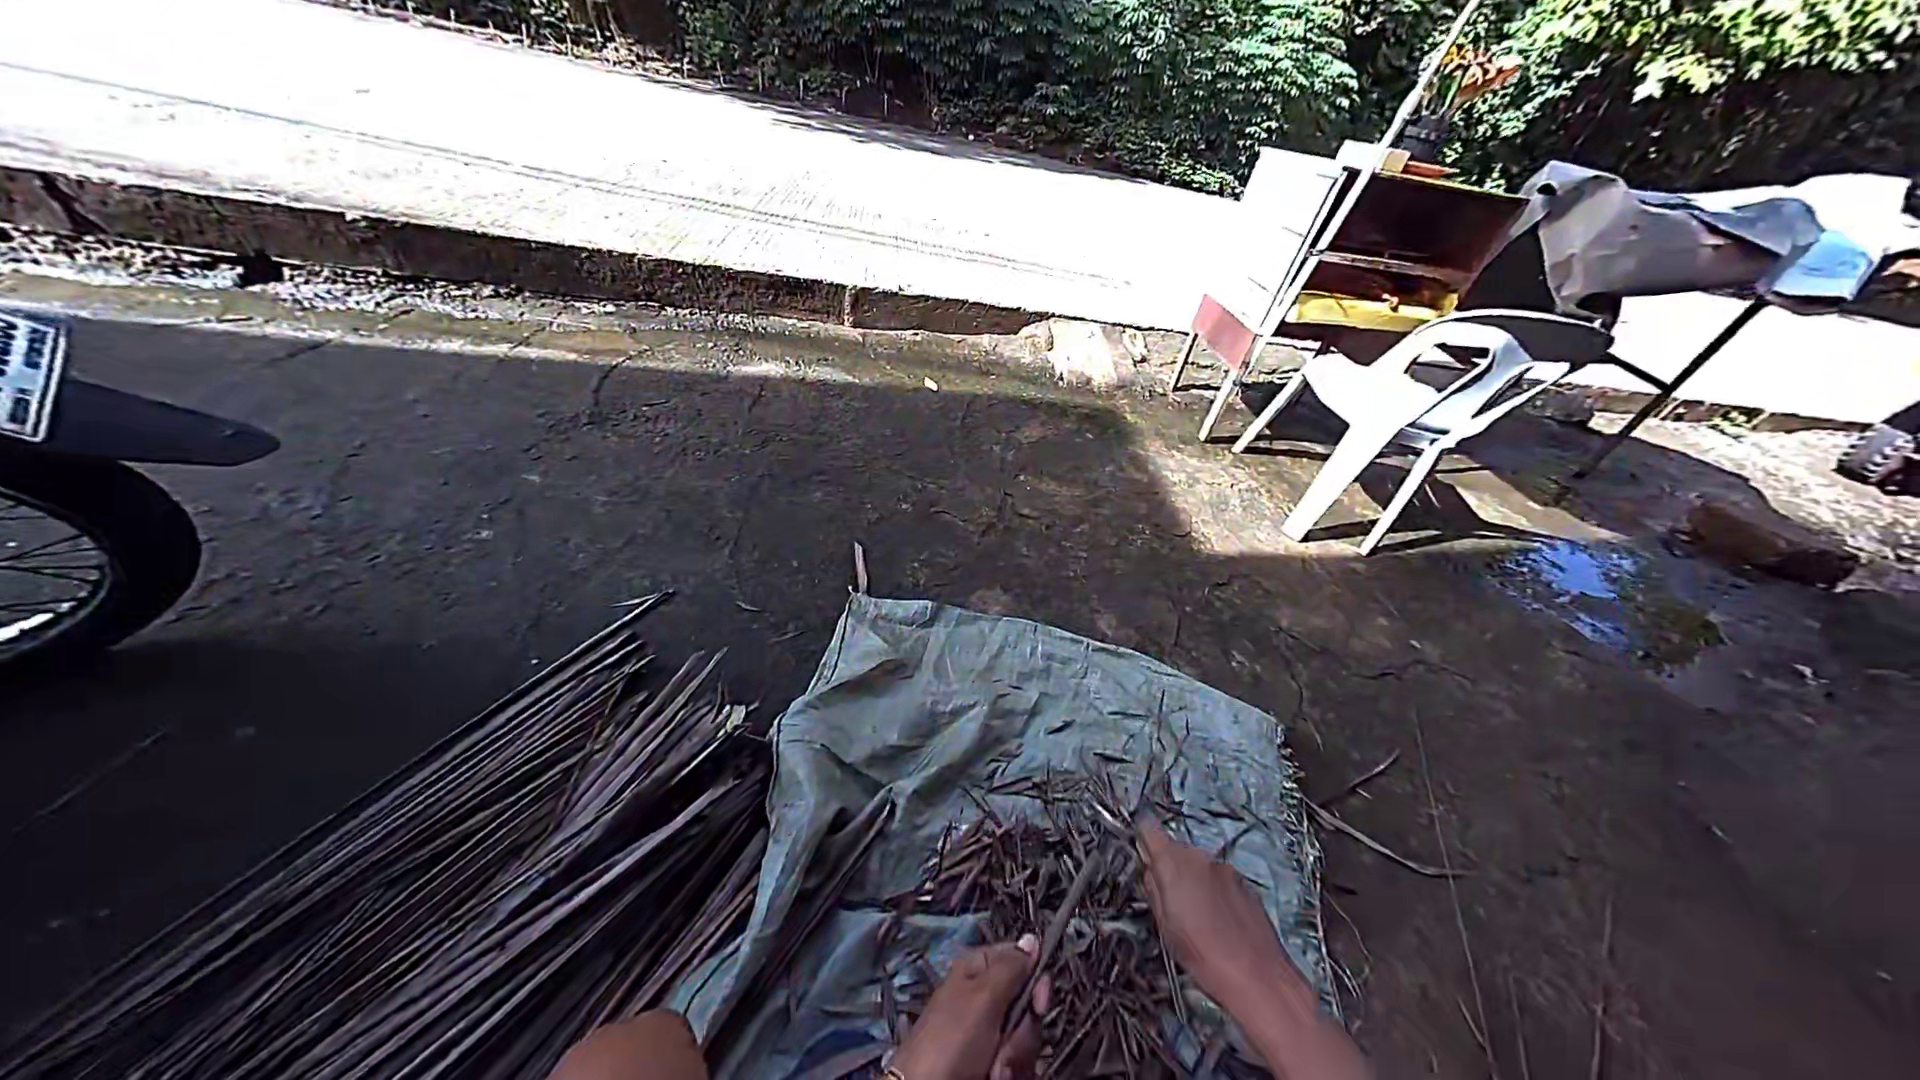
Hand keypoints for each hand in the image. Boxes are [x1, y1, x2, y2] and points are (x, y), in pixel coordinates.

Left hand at [891, 934, 1052, 1079]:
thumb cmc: (951, 1040)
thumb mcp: (982, 996)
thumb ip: (1011, 967)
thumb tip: (1032, 938)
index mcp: (980, 971)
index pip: (1022, 961)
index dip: (1036, 980)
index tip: (1038, 1001)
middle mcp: (988, 999)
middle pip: (1030, 1005)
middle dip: (1023, 1031)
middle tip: (1004, 1045)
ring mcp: (992, 1034)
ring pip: (1028, 1039)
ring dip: (1016, 1057)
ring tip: (994, 1070)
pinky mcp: (995, 1063)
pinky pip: (1021, 1064)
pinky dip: (1012, 1073)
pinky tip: (995, 1077)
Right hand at [1136, 815, 1307, 1013]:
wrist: (1256, 975)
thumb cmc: (1204, 954)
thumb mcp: (1163, 924)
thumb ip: (1152, 888)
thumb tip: (1150, 872)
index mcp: (1172, 861)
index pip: (1148, 828)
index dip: (1143, 840)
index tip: (1143, 854)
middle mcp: (1199, 856)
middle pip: (1175, 849)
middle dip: (1170, 869)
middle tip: (1170, 901)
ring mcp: (1224, 868)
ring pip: (1199, 865)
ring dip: (1194, 881)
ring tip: (1197, 917)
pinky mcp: (1245, 883)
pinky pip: (1220, 879)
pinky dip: (1215, 892)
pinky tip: (1218, 922)